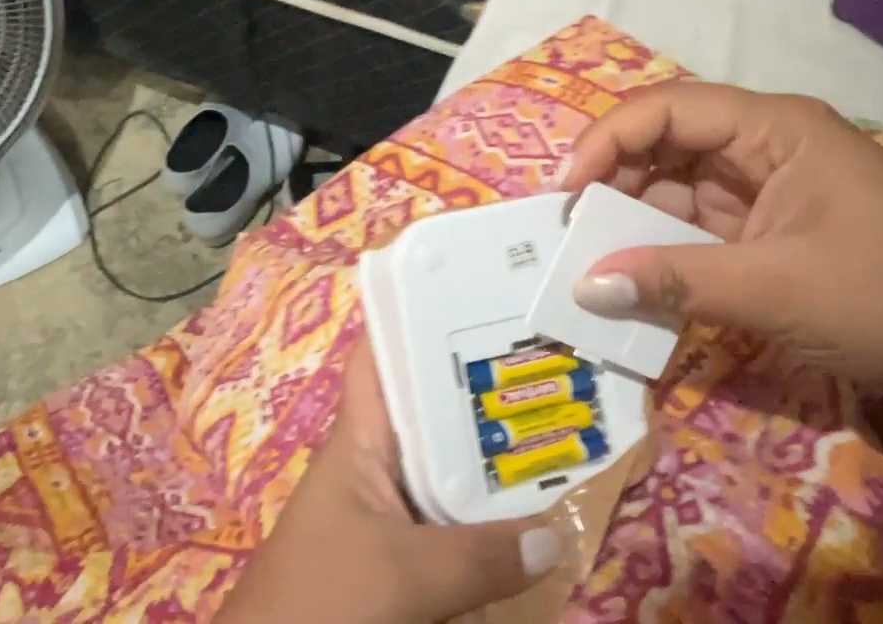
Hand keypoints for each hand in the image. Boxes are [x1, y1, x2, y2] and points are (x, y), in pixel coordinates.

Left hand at [215, 341, 565, 623]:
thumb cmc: (319, 599)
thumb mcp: (400, 575)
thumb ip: (478, 556)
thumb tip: (562, 530)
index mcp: (360, 437)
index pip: (382, 354)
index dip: (418, 314)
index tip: (478, 288)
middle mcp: (376, 460)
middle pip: (431, 406)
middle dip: (484, 383)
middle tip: (551, 356)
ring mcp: (390, 507)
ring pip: (449, 463)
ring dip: (495, 450)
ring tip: (564, 420)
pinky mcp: (403, 551)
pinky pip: (455, 516)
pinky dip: (492, 511)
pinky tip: (539, 510)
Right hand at [559, 82, 882, 395]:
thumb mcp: (778, 289)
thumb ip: (674, 280)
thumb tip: (584, 285)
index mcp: (776, 127)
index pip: (669, 107)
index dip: (607, 138)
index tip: (565, 189)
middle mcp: (767, 145)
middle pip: (667, 140)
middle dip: (614, 178)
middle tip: (572, 227)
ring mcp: (769, 189)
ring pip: (677, 184)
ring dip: (634, 216)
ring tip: (594, 255)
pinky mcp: (770, 230)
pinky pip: (697, 224)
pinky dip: (663, 246)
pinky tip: (636, 274)